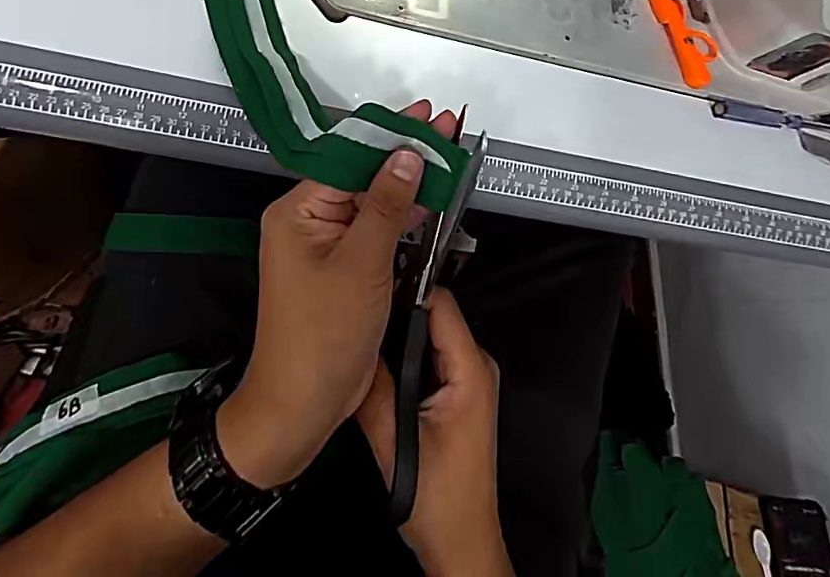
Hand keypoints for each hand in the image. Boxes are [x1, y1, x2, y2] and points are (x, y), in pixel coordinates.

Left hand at [217, 101, 457, 489]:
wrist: (303, 406)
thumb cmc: (320, 338)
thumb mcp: (360, 264)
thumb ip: (386, 206)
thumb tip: (407, 157)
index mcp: (298, 211)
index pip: (350, 158)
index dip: (391, 135)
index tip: (426, 116)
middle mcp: (309, 220)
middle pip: (362, 174)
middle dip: (404, 153)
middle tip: (443, 128)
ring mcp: (328, 242)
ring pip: (373, 200)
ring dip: (408, 182)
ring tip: (445, 155)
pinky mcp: (345, 263)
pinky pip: (376, 227)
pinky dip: (403, 214)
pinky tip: (430, 196)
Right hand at [359, 290, 511, 576]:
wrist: (461, 540)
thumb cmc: (442, 502)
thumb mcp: (396, 443)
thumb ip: (373, 391)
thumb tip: (353, 349)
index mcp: (471, 372)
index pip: (440, 303)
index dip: (405, 291)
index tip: (374, 288)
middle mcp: (477, 367)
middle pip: (435, 313)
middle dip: (397, 312)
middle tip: (362, 316)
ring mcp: (469, 377)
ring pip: (430, 332)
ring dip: (399, 335)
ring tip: (368, 340)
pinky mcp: (459, 388)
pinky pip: (431, 350)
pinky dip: (406, 353)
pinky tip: (383, 366)